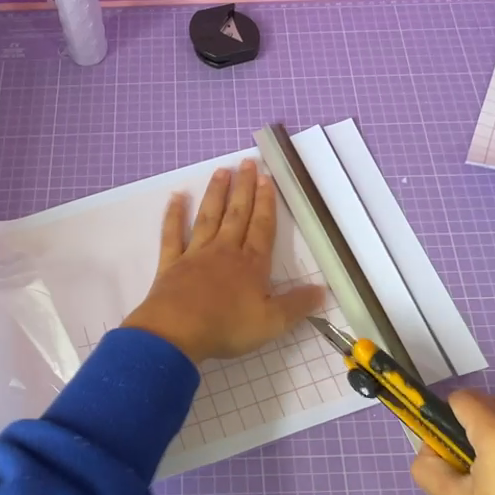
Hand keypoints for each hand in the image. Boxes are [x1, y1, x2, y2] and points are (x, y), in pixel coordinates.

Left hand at [122, 160, 325, 362]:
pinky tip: (176, 197)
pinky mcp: (171, 264)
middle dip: (243, 188)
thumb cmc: (227, 327)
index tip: (266, 178)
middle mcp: (225, 251)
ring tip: (221, 171)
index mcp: (251, 264)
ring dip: (216, 194)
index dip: (266, 203)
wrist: (177, 332)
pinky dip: (174, 215)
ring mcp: (196, 254)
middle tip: (247, 162)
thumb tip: (323, 290)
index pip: (262, 228)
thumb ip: (297, 305)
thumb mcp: (272, 322)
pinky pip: (173, 234)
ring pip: (208, 217)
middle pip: (237, 215)